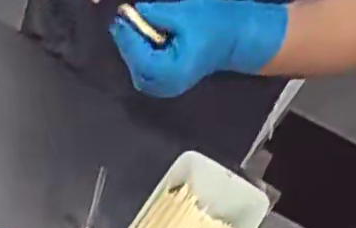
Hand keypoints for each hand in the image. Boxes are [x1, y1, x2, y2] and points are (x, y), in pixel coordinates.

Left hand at [109, 0, 289, 97]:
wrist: (236, 38)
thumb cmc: (216, 21)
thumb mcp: (186, 12)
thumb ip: (159, 14)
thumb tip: (136, 10)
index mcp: (173, 71)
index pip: (142, 60)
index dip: (128, 39)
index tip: (120, 19)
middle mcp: (168, 86)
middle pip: (138, 69)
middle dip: (128, 45)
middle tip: (119, 22)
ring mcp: (168, 88)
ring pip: (140, 74)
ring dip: (132, 52)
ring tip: (127, 29)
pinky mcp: (168, 84)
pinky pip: (147, 75)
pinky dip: (140, 58)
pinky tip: (138, 41)